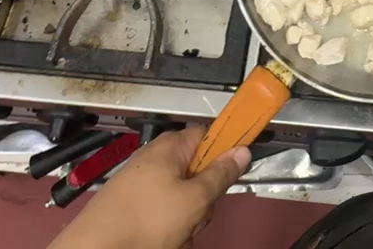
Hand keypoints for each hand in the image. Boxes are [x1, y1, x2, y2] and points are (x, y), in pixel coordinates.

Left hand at [55, 126, 248, 248]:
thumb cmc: (146, 220)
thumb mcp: (194, 200)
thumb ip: (221, 175)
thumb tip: (243, 150)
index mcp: (172, 145)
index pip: (209, 135)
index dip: (223, 152)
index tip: (232, 171)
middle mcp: (155, 156)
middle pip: (195, 169)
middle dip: (202, 196)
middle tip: (197, 215)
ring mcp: (140, 180)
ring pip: (179, 195)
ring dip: (185, 218)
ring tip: (177, 236)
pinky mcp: (129, 203)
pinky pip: (160, 210)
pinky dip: (166, 227)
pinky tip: (163, 241)